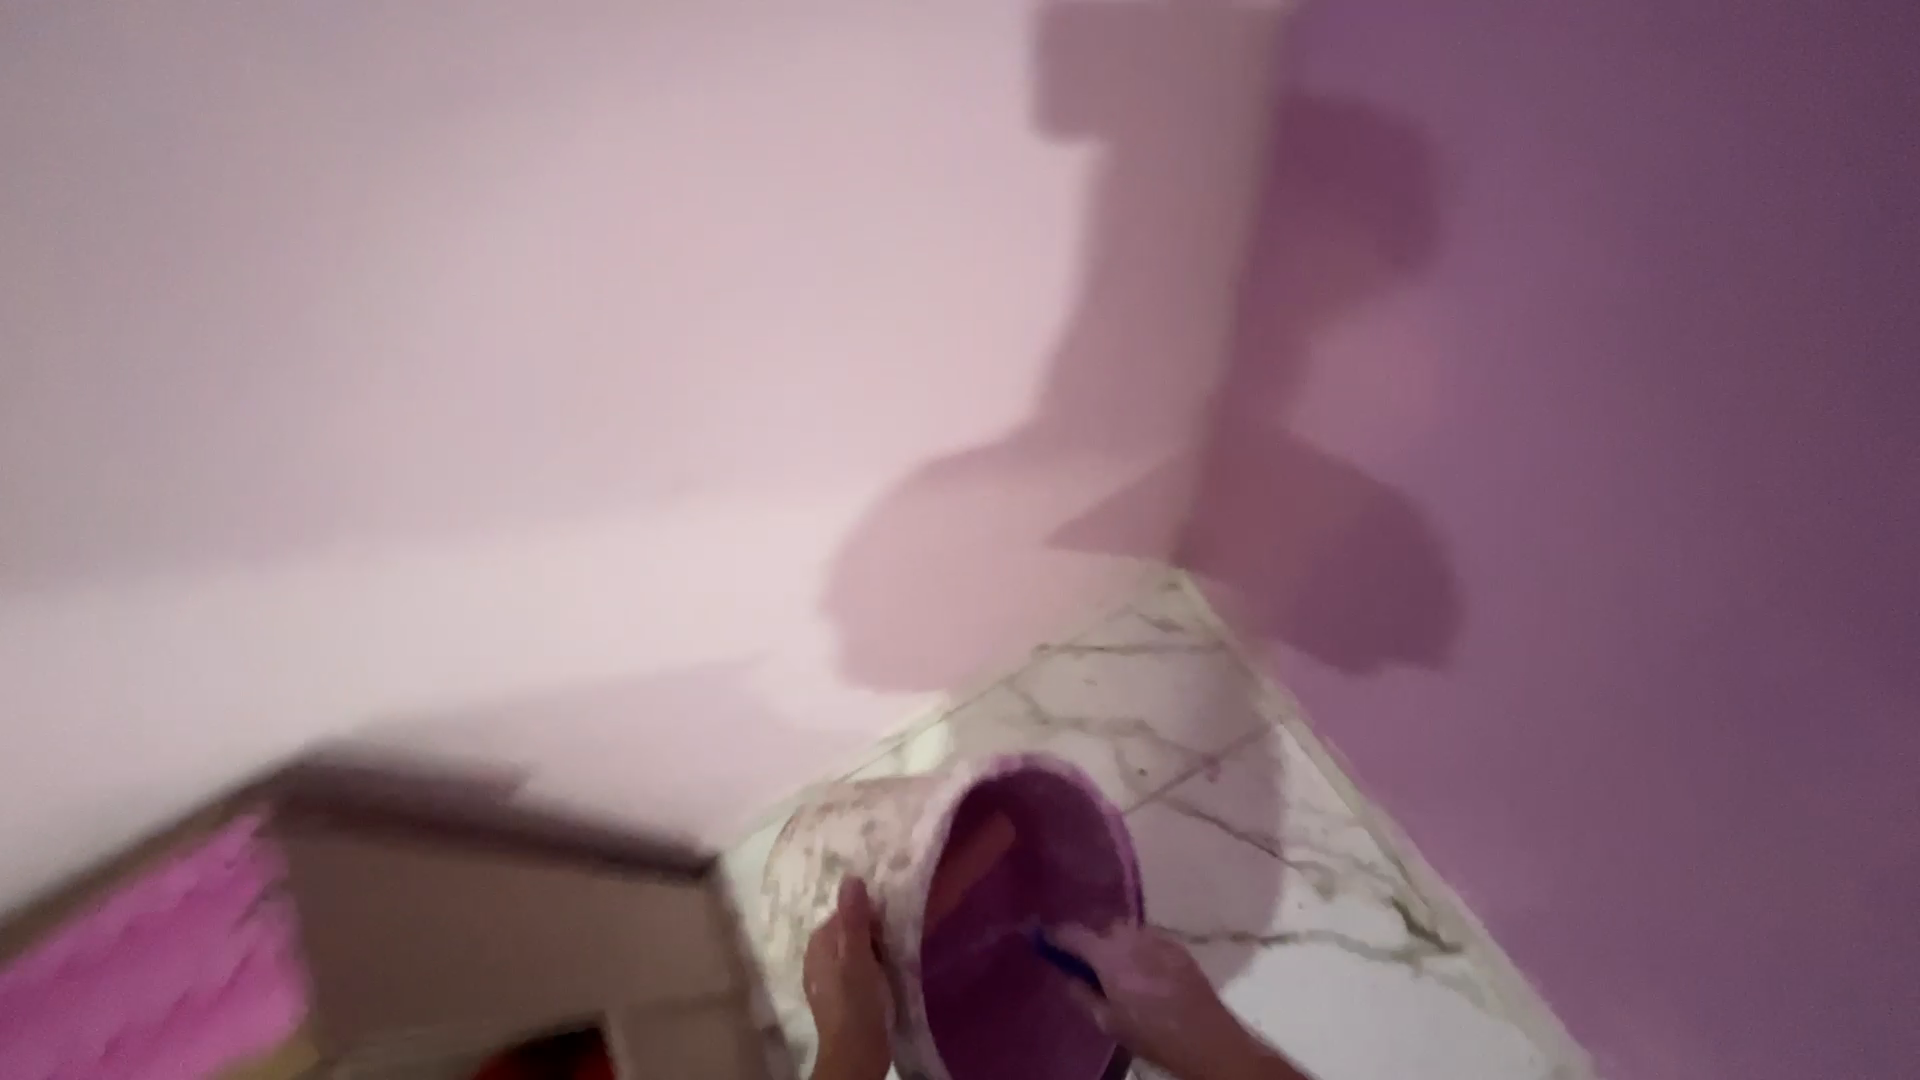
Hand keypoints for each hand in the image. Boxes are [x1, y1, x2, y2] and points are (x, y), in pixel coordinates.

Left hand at [804, 877, 891, 1079]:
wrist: (856, 1055)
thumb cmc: (857, 1002)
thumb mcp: (858, 956)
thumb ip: (854, 918)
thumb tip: (850, 877)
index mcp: (819, 942)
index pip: (846, 911)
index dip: (869, 914)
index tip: (889, 923)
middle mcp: (818, 956)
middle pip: (850, 928)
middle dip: (871, 930)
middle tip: (892, 940)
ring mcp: (827, 977)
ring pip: (855, 948)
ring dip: (873, 948)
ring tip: (892, 955)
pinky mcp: (841, 995)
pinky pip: (857, 966)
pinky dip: (871, 966)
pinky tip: (885, 974)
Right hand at [1052, 923, 1305, 1079]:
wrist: (1206, 1038)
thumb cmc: (1151, 1033)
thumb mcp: (1108, 1023)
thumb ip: (1081, 995)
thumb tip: (1066, 975)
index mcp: (1107, 953)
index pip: (1071, 932)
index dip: (1054, 935)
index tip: (1041, 938)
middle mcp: (1128, 935)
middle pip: (1099, 929)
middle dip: (1090, 941)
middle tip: (1085, 963)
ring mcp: (1154, 935)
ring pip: (1123, 931)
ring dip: (1115, 943)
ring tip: (1116, 967)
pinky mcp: (1175, 943)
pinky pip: (1146, 937)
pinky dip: (1138, 947)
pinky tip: (1143, 970)